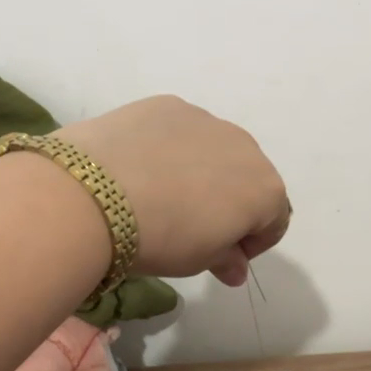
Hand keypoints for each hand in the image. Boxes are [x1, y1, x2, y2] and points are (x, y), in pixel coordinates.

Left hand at [56, 96, 289, 285]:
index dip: (251, 242)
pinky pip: (178, 130)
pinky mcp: (167, 104)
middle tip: (190, 225)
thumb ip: (226, 258)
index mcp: (265, 189)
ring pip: (213, 149)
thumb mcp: (198, 261)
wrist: (96, 195)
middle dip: (228, 201)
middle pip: (247, 178)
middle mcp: (245, 146)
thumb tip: (236, 266)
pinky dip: (168, 147)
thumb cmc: (162, 238)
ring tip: (159, 193)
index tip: (222, 255)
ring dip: (200, 170)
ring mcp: (205, 119)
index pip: (274, 220)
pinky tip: (138, 167)